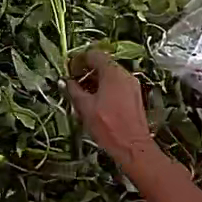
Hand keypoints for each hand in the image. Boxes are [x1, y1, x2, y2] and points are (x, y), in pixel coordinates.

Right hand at [65, 50, 163, 172]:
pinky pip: (118, 85)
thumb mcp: (85, 107)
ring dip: (96, 80)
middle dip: (87, 71)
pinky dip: (106, 88)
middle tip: (74, 82)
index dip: (80, 60)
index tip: (70, 69)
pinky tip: (96, 101)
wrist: (132, 146)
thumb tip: (66, 82)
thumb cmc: (107, 126)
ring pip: (112, 75)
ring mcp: (132, 85)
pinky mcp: (135, 96)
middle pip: (104, 64)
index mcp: (113, 72)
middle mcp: (125, 75)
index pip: (95, 55)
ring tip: (83, 93)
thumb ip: (74, 91)